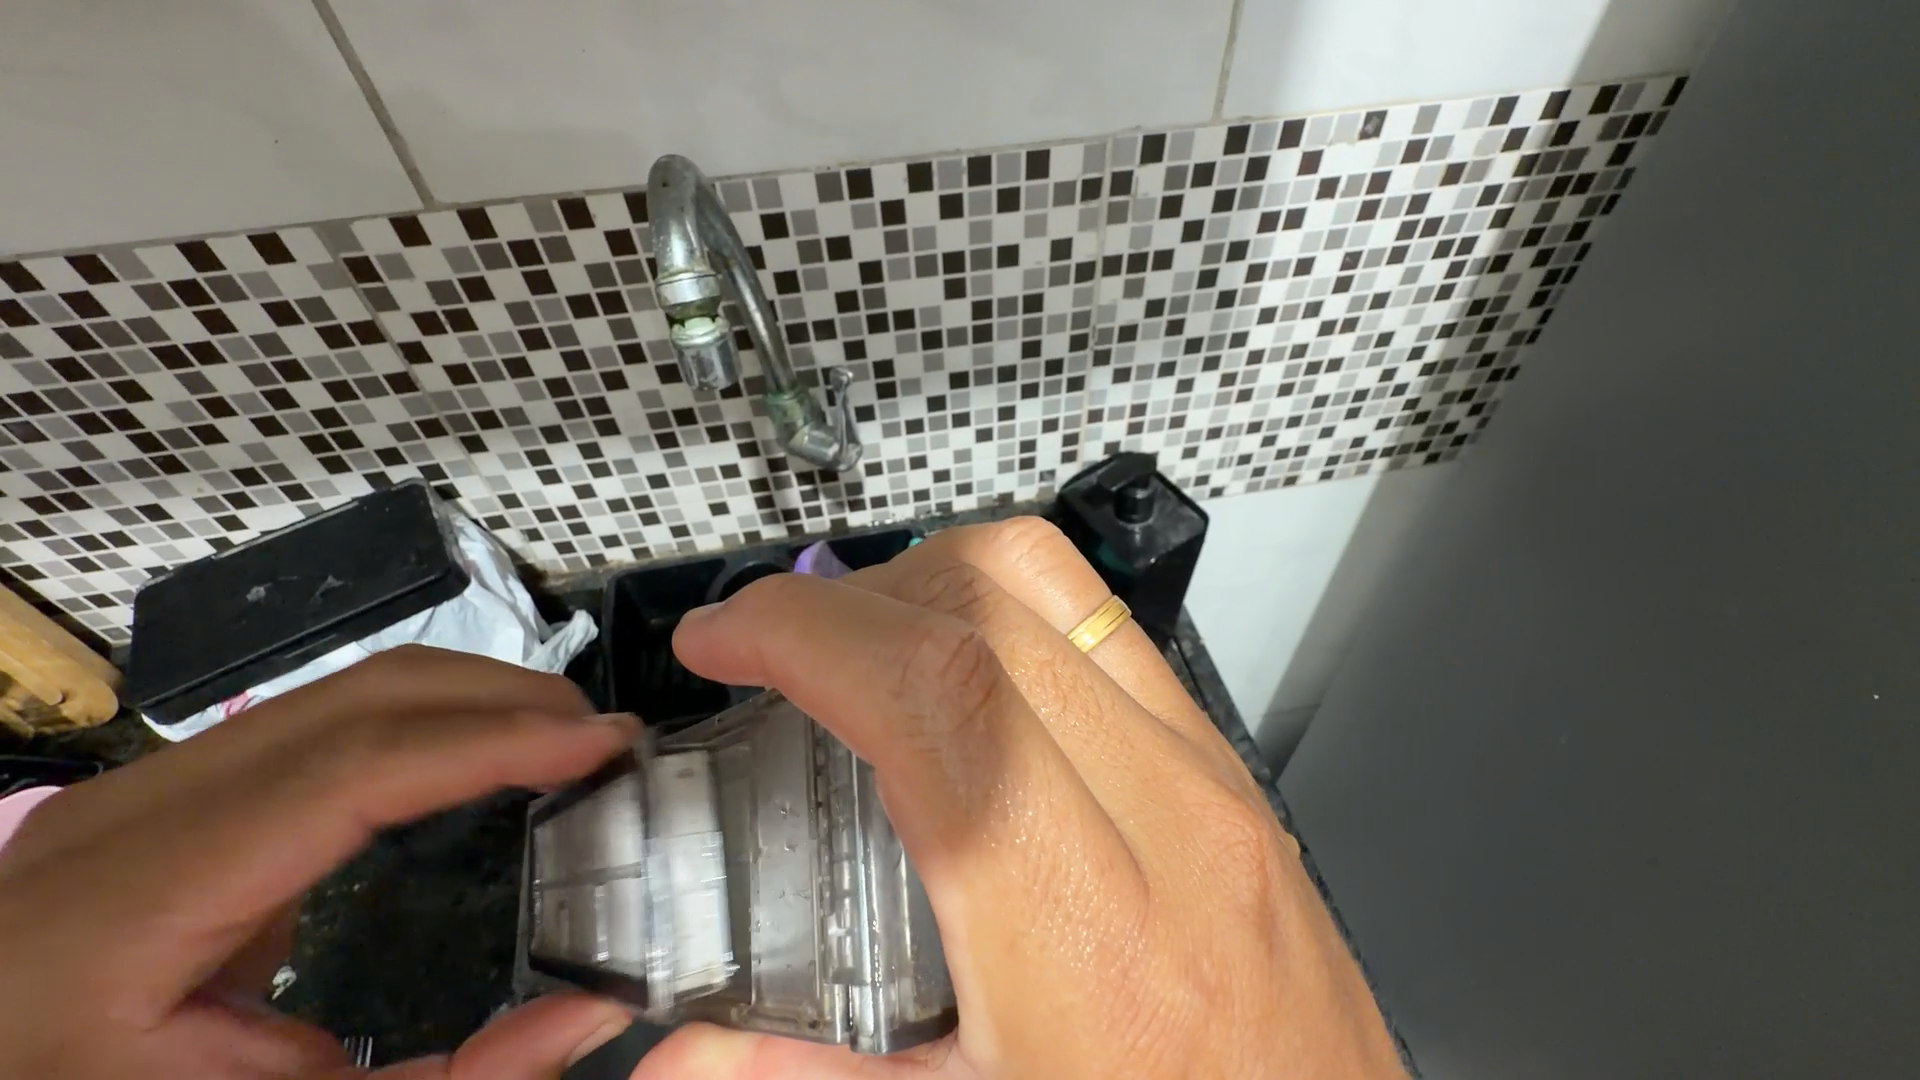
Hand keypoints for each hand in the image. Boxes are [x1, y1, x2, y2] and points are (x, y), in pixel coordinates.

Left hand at [0, 646, 641, 1077]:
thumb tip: (593, 1012)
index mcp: (130, 904)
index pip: (354, 771)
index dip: (495, 742)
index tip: (605, 742)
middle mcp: (138, 809)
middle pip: (369, 698)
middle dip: (511, 700)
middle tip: (607, 735)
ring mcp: (158, 777)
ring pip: (361, 684)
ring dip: (483, 695)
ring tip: (569, 733)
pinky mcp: (189, 775)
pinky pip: (343, 708)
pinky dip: (442, 710)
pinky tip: (492, 744)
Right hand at [657, 518, 1403, 1078]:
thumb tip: (683, 1054)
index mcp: (1077, 920)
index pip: (932, 688)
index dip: (806, 630)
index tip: (727, 636)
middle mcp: (1159, 810)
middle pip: (984, 604)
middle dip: (844, 596)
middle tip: (776, 640)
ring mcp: (1202, 765)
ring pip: (1048, 582)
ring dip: (924, 578)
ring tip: (860, 633)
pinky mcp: (1218, 755)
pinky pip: (1098, 618)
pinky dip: (1000, 601)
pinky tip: (962, 656)